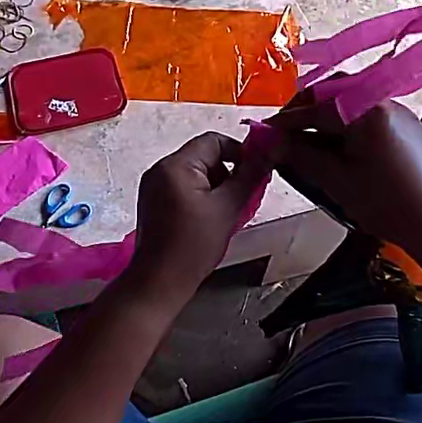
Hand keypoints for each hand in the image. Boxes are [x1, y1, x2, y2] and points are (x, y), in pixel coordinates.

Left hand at [126, 132, 262, 297]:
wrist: (160, 282)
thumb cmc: (193, 245)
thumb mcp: (228, 207)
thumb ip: (249, 176)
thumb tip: (267, 153)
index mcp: (176, 166)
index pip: (214, 140)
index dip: (239, 152)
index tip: (255, 173)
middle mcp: (161, 169)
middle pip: (205, 156)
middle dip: (228, 173)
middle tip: (243, 198)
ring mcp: (154, 186)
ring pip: (197, 173)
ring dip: (217, 187)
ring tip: (227, 213)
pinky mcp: (154, 201)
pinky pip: (185, 187)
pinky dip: (203, 196)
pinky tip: (211, 218)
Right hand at [267, 96, 421, 259]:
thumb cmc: (387, 203)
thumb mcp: (338, 181)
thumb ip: (303, 156)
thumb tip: (272, 143)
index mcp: (365, 108)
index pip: (315, 106)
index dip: (285, 121)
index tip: (263, 134)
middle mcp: (383, 101)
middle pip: (334, 96)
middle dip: (305, 115)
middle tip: (283, 139)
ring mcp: (398, 114)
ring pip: (351, 108)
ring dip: (325, 123)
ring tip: (306, 149)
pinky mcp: (407, 131)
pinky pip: (368, 119)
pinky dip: (346, 130)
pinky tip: (336, 152)